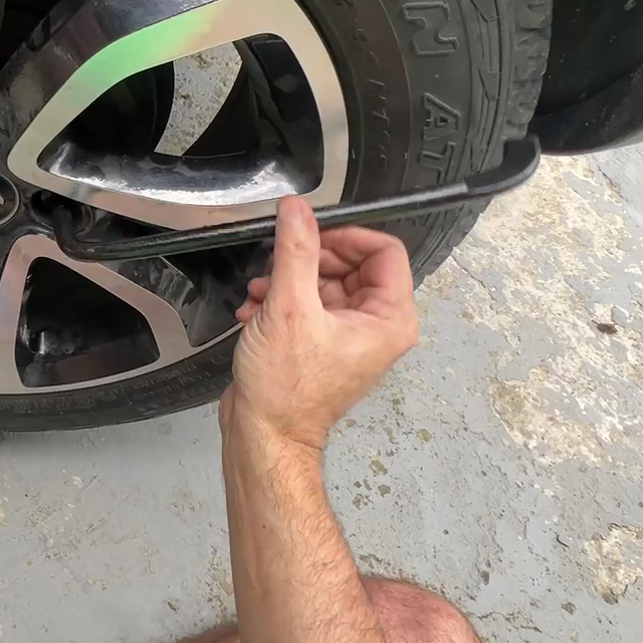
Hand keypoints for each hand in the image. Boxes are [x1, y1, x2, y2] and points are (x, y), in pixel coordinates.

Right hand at [221, 197, 418, 452]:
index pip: (384, 251)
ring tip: (258, 294)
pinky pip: (307, 305)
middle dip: (306, 261)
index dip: (344, 236)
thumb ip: (295, 252)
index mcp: (389, 319)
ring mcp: (347, 337)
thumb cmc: (286, 387)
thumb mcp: (289, 307)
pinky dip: (279, 302)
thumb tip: (296, 210)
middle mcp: (376, 327)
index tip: (308, 234)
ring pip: (322, 284)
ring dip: (285, 281)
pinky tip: (253, 312)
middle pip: (350, 265)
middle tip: (275, 266)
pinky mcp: (320, 344)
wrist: (263, 432)